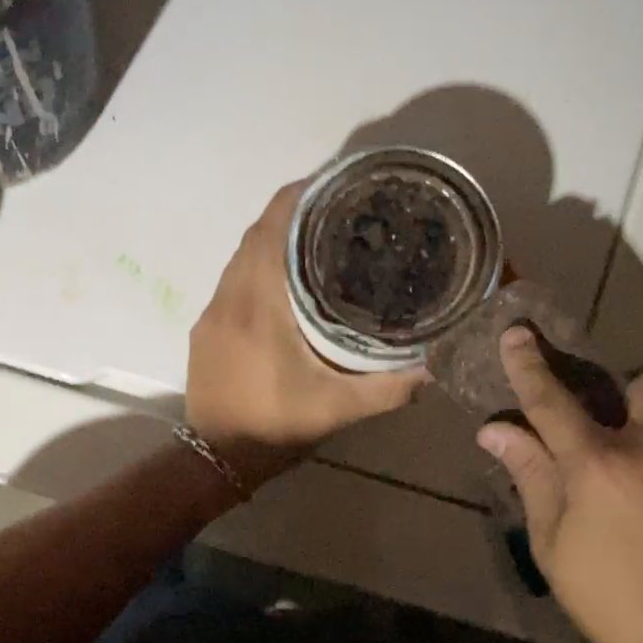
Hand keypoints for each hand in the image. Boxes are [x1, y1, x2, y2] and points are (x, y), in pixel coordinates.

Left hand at [186, 182, 427, 485]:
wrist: (215, 459)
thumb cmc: (275, 428)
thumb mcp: (340, 409)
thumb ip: (390, 387)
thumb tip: (437, 365)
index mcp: (260, 302)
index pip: (274, 225)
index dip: (302, 193)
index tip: (338, 182)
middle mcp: (229, 296)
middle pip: (257, 233)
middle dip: (294, 212)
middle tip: (340, 210)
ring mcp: (211, 313)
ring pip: (241, 256)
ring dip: (273, 240)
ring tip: (317, 239)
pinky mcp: (204, 330)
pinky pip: (231, 281)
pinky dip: (257, 268)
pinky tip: (284, 283)